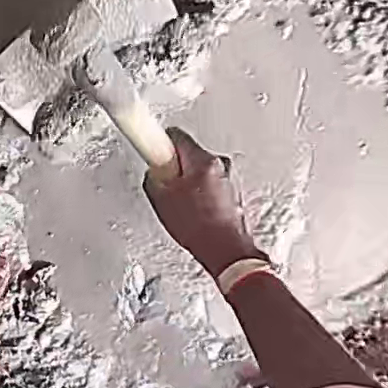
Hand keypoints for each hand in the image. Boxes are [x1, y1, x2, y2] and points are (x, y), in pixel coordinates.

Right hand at [144, 127, 264, 278]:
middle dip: (175, 167)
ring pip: (201, 168)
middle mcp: (220, 163)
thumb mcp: (161, 200)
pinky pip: (212, 182)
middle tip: (168, 187)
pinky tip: (197, 211)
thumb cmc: (200, 229)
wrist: (228, 252)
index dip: (159, 143)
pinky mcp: (235, 191)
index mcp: (202, 160)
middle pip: (188, 152)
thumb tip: (153, 169)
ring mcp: (230, 177)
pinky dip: (203, 192)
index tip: (152, 144)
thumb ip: (153, 176)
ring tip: (184, 204)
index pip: (175, 135)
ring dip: (190, 181)